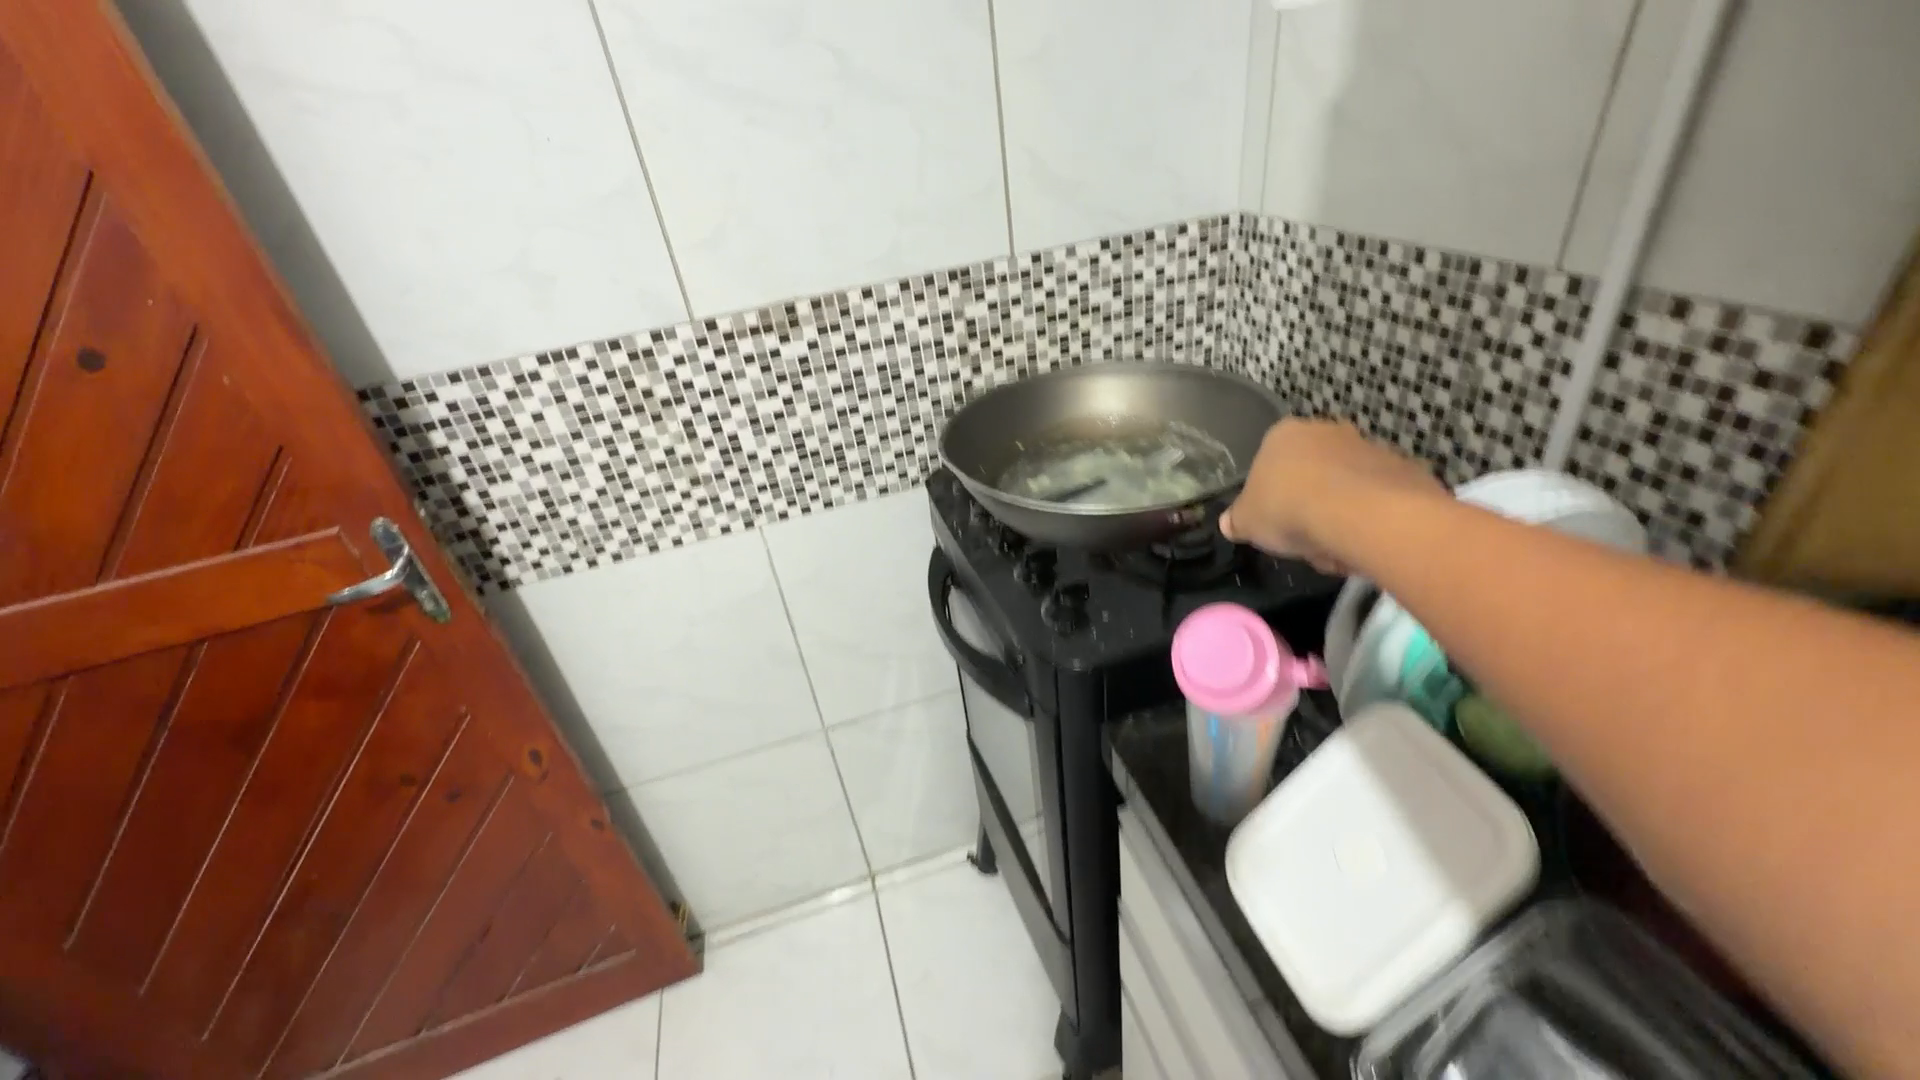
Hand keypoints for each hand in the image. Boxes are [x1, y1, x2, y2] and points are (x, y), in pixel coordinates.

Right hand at [1219, 420, 1445, 572]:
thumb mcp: (1246, 522)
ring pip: (1347, 488)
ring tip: (1337, 549)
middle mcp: (1327, 430)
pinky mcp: (1404, 468)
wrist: (1361, 514)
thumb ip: (1237, 520)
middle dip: (1310, 504)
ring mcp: (1369, 446)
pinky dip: (1372, 520)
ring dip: (1341, 516)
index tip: (1276, 522)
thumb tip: (1229, 523)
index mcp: (1284, 435)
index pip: (1271, 462)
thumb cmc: (1288, 508)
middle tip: (1306, 539)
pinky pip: (1379, 499)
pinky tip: (1364, 544)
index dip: (1272, 496)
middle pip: (1313, 473)